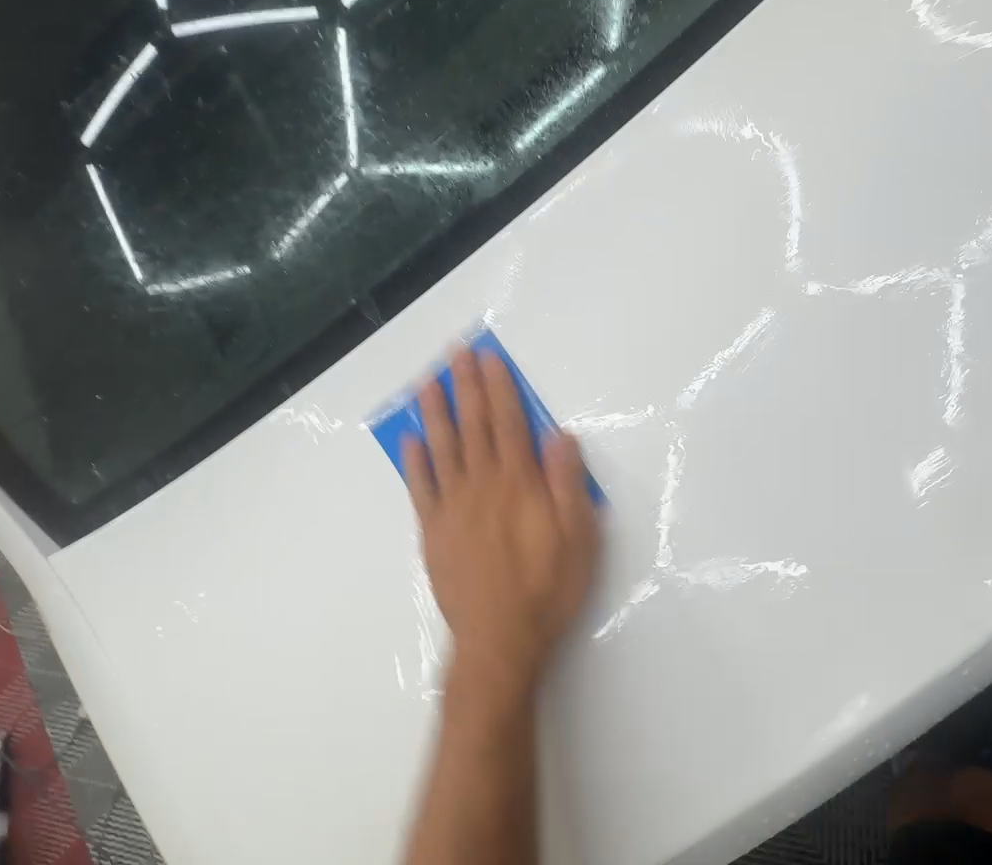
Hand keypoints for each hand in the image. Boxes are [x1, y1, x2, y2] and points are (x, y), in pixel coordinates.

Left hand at [404, 346, 599, 697]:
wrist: (499, 639)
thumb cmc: (548, 588)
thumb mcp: (579, 537)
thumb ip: (567, 483)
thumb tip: (560, 435)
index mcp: (519, 483)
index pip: (508, 423)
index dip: (499, 387)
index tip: (490, 357)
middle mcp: (482, 485)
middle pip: (473, 425)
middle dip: (465, 385)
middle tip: (455, 352)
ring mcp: (452, 507)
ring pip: (442, 448)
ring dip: (436, 411)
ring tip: (427, 381)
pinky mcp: (433, 532)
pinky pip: (420, 488)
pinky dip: (415, 461)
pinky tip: (412, 439)